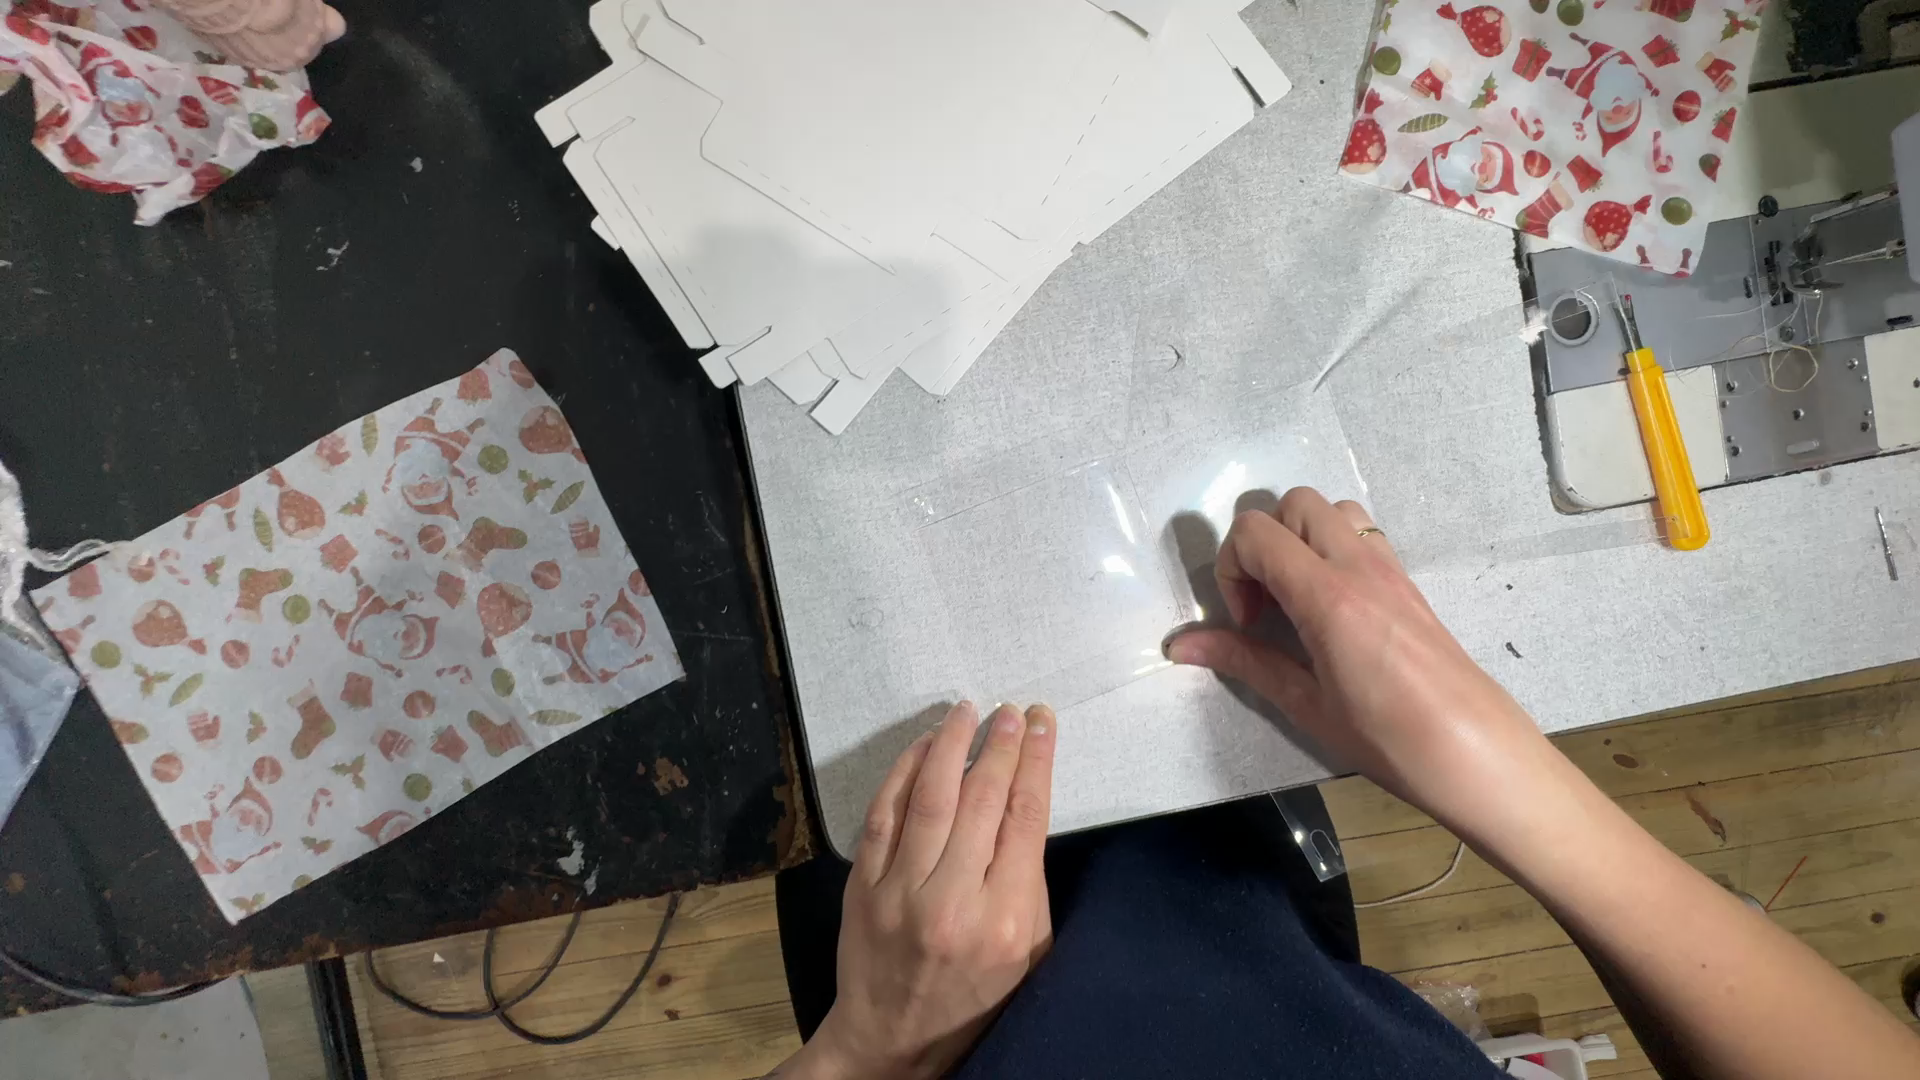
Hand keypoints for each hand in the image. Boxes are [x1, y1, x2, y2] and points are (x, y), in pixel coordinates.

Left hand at [792, 702, 1056, 1079]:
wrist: (892, 1039)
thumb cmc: (976, 993)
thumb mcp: (1029, 947)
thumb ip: (1028, 874)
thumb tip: (1023, 794)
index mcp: (1006, 919)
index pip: (1026, 817)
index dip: (1037, 761)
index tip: (1042, 721)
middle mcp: (953, 901)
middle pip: (982, 799)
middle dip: (1001, 745)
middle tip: (1010, 710)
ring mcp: (901, 891)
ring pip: (931, 796)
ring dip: (952, 744)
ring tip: (967, 711)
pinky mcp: (864, 884)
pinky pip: (885, 811)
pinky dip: (905, 770)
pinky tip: (925, 744)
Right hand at [1166, 487, 1547, 830]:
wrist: (1482, 758)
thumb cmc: (1387, 739)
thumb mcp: (1303, 704)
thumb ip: (1240, 661)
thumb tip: (1178, 646)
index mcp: (1327, 595)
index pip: (1255, 533)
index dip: (1231, 570)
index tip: (1247, 622)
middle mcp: (1359, 566)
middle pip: (1292, 503)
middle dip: (1262, 543)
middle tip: (1265, 600)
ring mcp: (1389, 569)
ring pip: (1331, 509)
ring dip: (1299, 538)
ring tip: (1295, 594)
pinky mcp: (1408, 582)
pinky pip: (1361, 534)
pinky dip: (1330, 548)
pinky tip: (1331, 605)